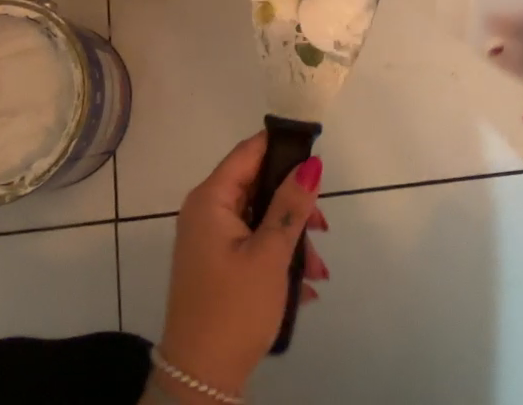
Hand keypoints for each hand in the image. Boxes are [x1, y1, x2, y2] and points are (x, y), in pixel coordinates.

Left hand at [155, 132, 328, 398]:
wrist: (200, 375)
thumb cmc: (235, 306)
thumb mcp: (270, 254)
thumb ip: (291, 205)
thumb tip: (311, 163)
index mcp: (211, 199)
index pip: (248, 152)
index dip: (282, 148)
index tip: (316, 156)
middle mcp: (205, 212)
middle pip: (257, 186)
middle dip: (293, 206)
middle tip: (322, 228)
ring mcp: (209, 240)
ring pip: (259, 220)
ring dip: (291, 240)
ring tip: (317, 272)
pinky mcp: (216, 265)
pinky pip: (252, 245)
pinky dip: (277, 259)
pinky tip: (303, 288)